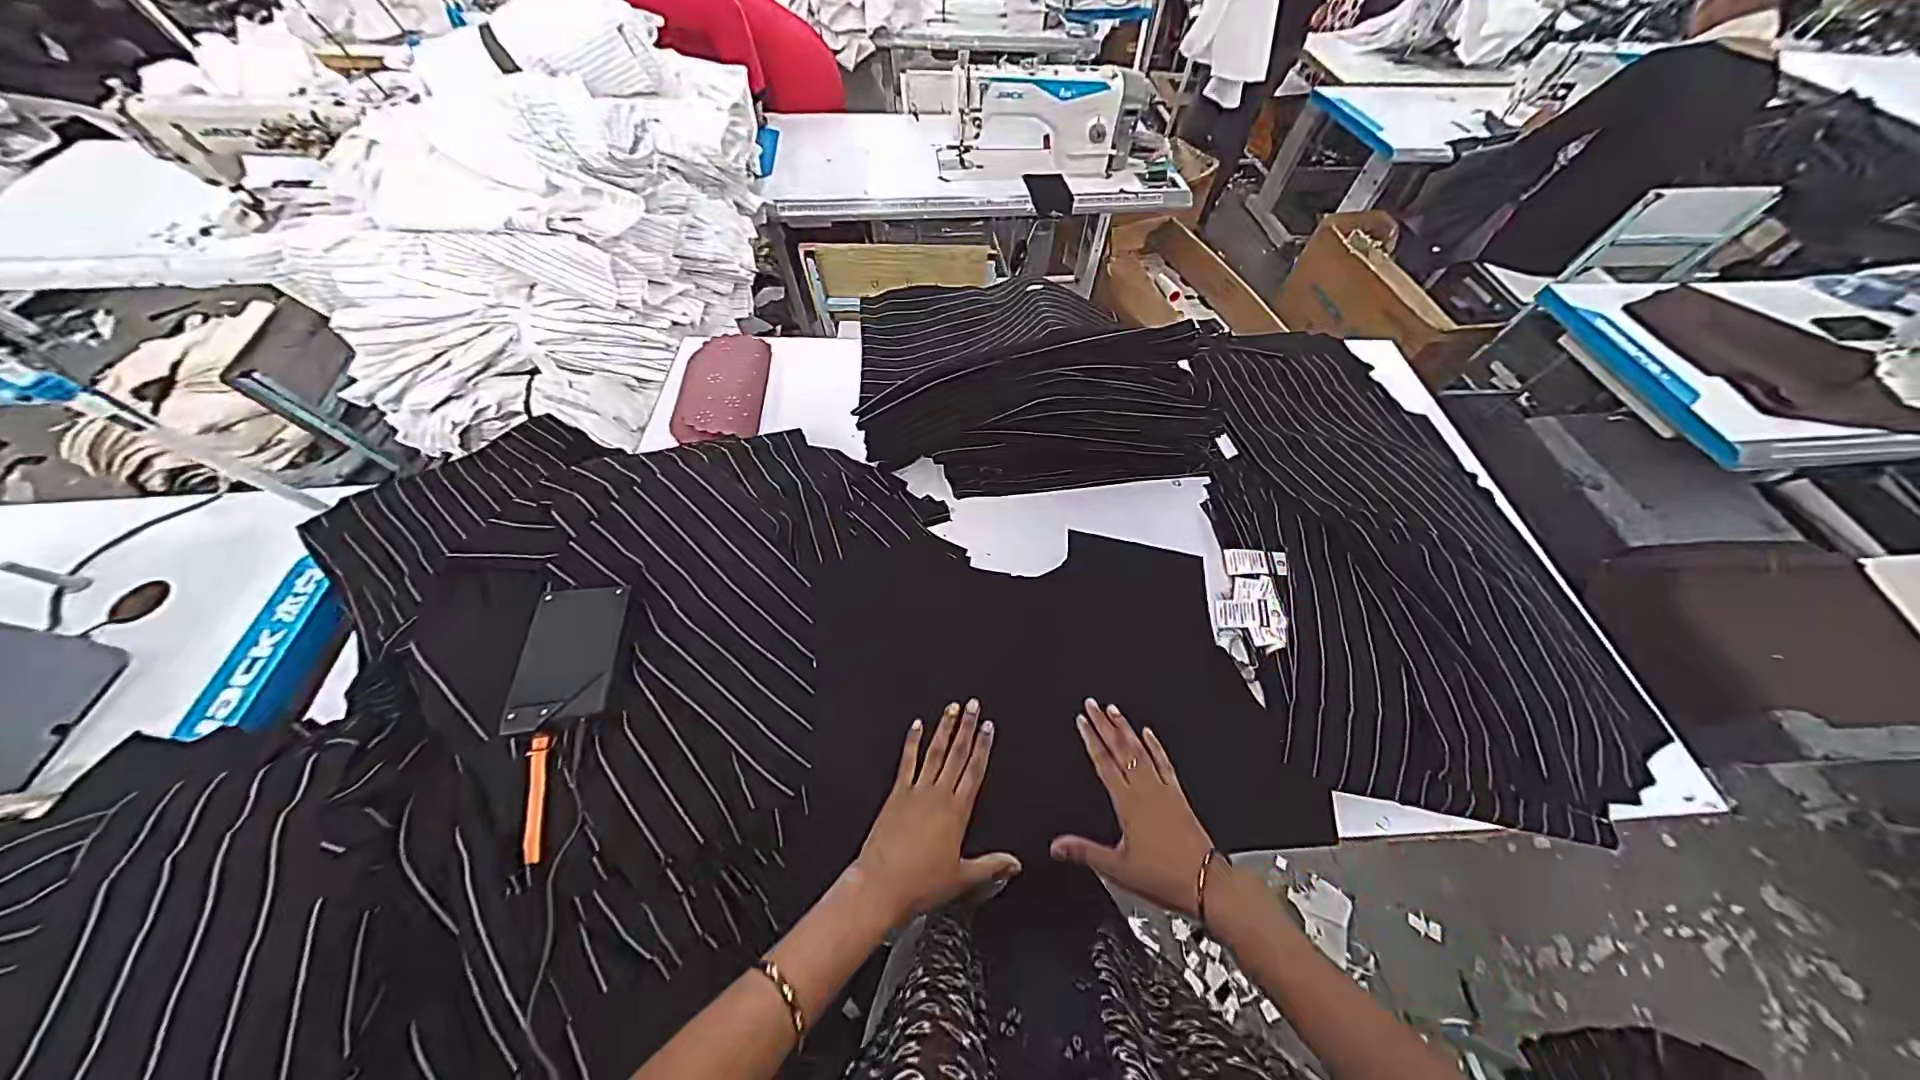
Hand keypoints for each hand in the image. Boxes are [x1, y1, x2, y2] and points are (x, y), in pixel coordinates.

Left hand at [850, 699, 1020, 927]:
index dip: (983, 747)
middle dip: (967, 727)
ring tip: (952, 709)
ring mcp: (915, 792)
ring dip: (944, 729)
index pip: (975, 770)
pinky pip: (906, 761)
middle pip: (957, 754)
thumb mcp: (963, 878)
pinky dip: (912, 742)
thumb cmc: (919, 883)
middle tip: (973, 706)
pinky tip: (916, 727)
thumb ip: (991, 866)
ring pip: (934, 752)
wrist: (881, 886)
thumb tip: (1014, 863)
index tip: (989, 728)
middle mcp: (937, 796)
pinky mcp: (896, 795)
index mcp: (957, 812)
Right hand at [1051, 699, 1217, 916]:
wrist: (1205, 883)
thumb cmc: (1165, 876)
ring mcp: (1164, 791)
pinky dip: (1155, 746)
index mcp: (1129, 803)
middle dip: (1104, 725)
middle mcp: (1146, 791)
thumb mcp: (1117, 868)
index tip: (1082, 721)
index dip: (1091, 740)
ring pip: (1141, 751)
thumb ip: (1084, 852)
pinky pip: (1164, 763)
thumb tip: (1057, 846)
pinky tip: (1149, 734)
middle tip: (1093, 704)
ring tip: (1115, 711)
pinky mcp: (1179, 797)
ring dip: (1126, 729)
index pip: (1104, 763)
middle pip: (1121, 749)